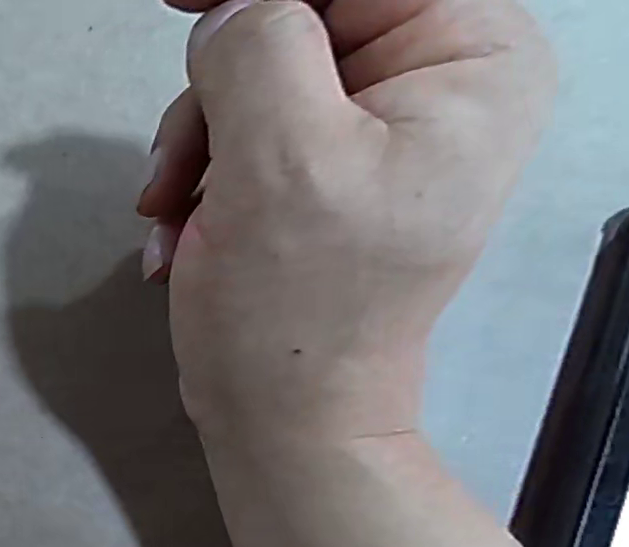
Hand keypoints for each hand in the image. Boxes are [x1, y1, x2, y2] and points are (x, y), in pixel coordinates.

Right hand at [138, 0, 553, 446]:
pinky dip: (196, 196)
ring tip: (168, 229)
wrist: (280, 421)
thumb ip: (256, 53)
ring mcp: (366, 150)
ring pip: (254, 100)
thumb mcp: (277, 164)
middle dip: (211, 106)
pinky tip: (177, 248)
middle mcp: (427, 94)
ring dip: (191, 159)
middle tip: (163, 182)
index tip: (176, 0)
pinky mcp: (314, 195)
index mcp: (465, 61)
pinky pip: (242, 156)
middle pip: (296, 35)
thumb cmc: (289, 306)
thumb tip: (228, 12)